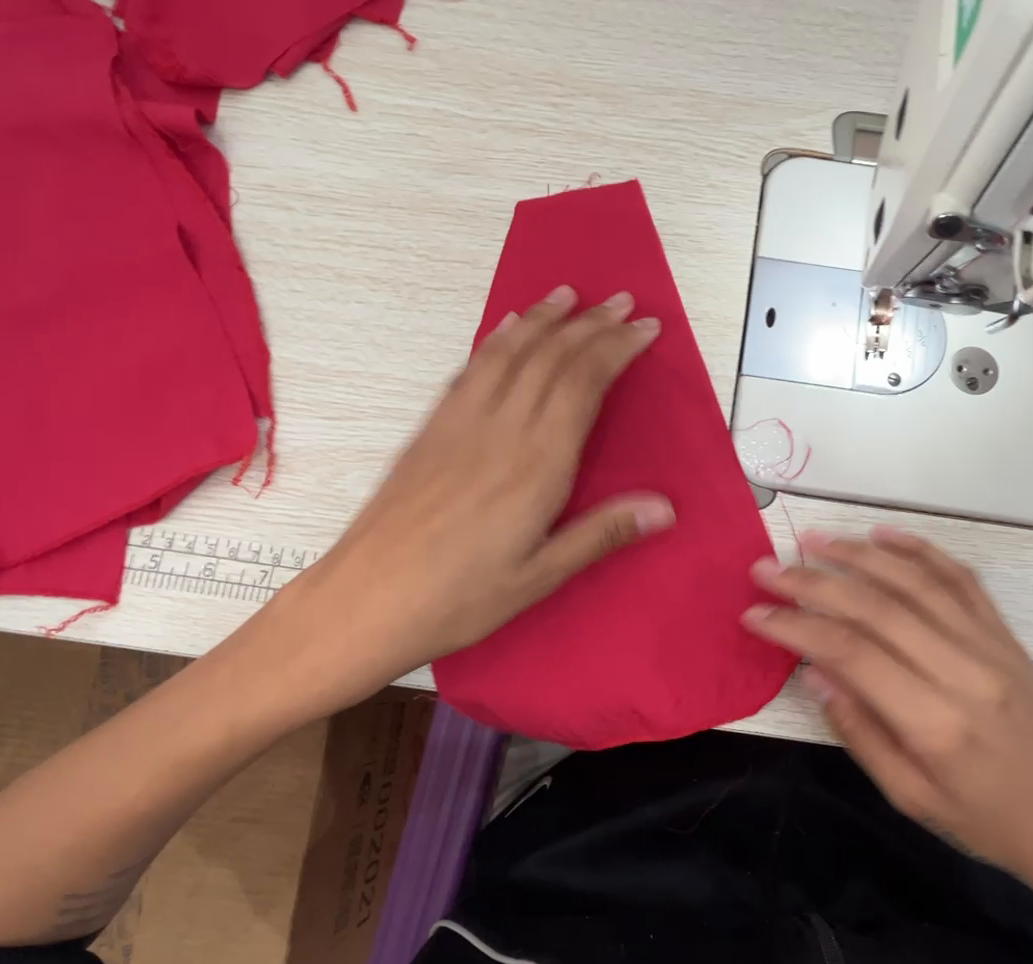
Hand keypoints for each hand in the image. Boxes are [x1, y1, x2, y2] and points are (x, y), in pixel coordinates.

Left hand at [250, 285, 669, 718]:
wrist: (366, 598)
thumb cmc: (460, 597)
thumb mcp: (540, 577)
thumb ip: (601, 534)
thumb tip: (665, 508)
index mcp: (537, 464)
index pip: (584, 384)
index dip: (616, 349)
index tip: (644, 327)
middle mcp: (500, 430)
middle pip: (550, 358)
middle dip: (590, 324)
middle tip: (620, 301)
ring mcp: (459, 424)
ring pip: (508, 352)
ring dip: (541, 319)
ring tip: (567, 295)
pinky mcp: (430, 430)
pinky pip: (469, 369)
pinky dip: (495, 340)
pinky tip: (505, 330)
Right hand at [741, 527, 1032, 892]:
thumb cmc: (983, 821)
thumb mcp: (910, 799)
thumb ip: (860, 733)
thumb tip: (813, 671)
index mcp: (935, 722)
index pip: (852, 653)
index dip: (797, 627)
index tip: (754, 613)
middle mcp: (965, 671)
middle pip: (878, 608)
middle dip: (813, 582)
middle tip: (765, 568)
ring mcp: (991, 646)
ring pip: (916, 583)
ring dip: (859, 555)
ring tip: (812, 540)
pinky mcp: (1006, 636)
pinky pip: (961, 580)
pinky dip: (921, 550)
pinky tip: (883, 535)